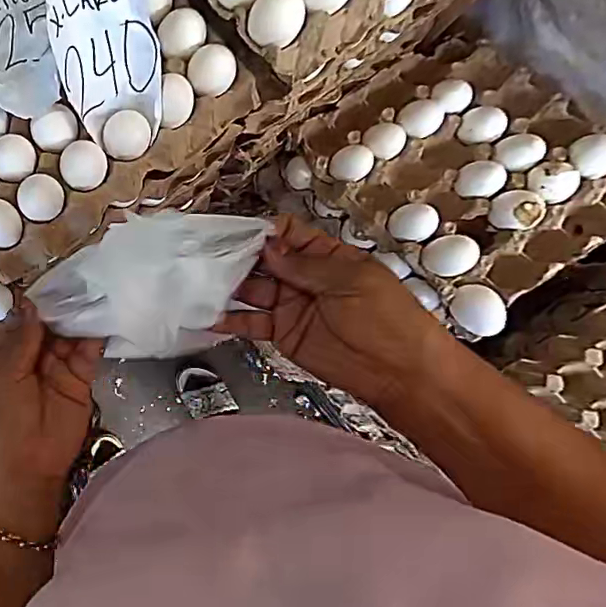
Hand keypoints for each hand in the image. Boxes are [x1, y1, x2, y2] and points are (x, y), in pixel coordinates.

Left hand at [0, 298, 103, 538]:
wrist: (26, 467)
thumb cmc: (4, 421)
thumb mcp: (6, 375)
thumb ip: (22, 340)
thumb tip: (31, 304)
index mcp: (10, 352)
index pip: (26, 319)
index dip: (39, 301)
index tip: (54, 277)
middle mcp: (35, 355)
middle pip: (52, 323)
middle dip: (64, 305)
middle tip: (81, 278)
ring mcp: (59, 367)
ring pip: (71, 335)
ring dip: (81, 317)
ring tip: (96, 292)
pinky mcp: (80, 380)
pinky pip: (89, 354)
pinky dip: (96, 337)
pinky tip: (103, 318)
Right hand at [215, 215, 463, 411]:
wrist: (399, 373)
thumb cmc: (391, 322)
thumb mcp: (353, 280)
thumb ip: (307, 264)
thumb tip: (270, 248)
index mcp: (327, 257)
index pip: (287, 235)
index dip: (263, 233)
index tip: (239, 235)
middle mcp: (305, 279)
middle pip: (262, 261)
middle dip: (238, 258)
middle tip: (214, 259)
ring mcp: (291, 306)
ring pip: (250, 290)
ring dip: (229, 287)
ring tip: (206, 284)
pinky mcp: (281, 332)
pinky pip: (250, 322)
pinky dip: (229, 320)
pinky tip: (212, 316)